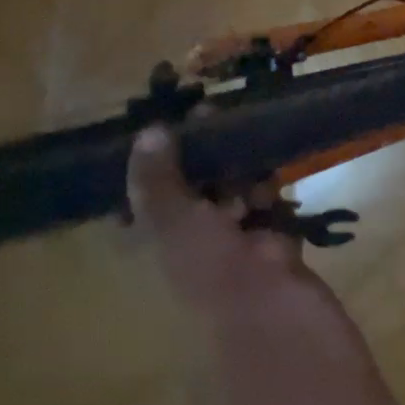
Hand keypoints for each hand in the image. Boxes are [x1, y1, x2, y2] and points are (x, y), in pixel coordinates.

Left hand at [126, 125, 312, 318]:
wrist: (260, 287)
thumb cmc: (201, 256)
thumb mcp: (168, 214)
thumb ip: (157, 174)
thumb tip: (148, 128)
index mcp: (145, 230)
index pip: (139, 187)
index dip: (150, 156)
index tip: (166, 122)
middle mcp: (180, 224)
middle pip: (187, 176)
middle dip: (201, 153)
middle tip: (212, 117)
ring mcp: (223, 221)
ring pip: (225, 178)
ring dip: (236, 171)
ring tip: (243, 173)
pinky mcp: (262, 216)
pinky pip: (259, 186)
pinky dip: (262, 185)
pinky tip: (265, 193)